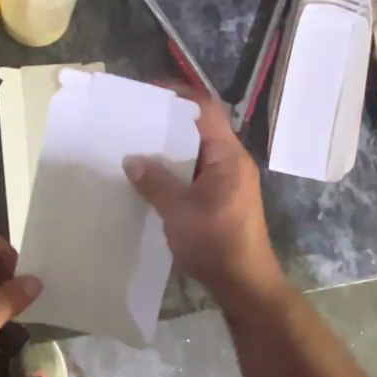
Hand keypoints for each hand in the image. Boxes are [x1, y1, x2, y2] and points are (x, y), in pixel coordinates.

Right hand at [124, 91, 284, 300]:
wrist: (244, 284)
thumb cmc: (216, 243)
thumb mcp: (179, 211)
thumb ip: (155, 182)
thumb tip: (132, 159)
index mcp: (228, 155)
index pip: (205, 109)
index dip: (179, 94)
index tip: (147, 91)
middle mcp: (231, 162)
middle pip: (199, 128)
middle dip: (167, 122)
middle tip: (132, 120)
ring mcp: (228, 182)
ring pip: (196, 153)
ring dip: (168, 150)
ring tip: (134, 146)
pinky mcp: (222, 200)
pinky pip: (195, 174)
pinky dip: (174, 171)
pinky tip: (148, 179)